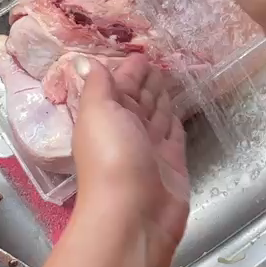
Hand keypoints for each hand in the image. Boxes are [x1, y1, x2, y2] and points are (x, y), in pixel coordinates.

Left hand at [69, 54, 188, 260]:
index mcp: (104, 116)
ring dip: (161, 95)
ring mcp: (150, 146)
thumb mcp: (98, 112)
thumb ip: (97, 86)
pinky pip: (174, 132)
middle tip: (159, 60)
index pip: (117, 86)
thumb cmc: (112, 157)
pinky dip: (175, 118)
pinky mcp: (172, 161)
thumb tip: (87, 62)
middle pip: (138, 99)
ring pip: (157, 113)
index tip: (140, 53)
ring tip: (170, 76)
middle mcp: (126, 130)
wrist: (133, 213)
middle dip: (146, 80)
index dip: (127, 70)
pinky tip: (178, 106)